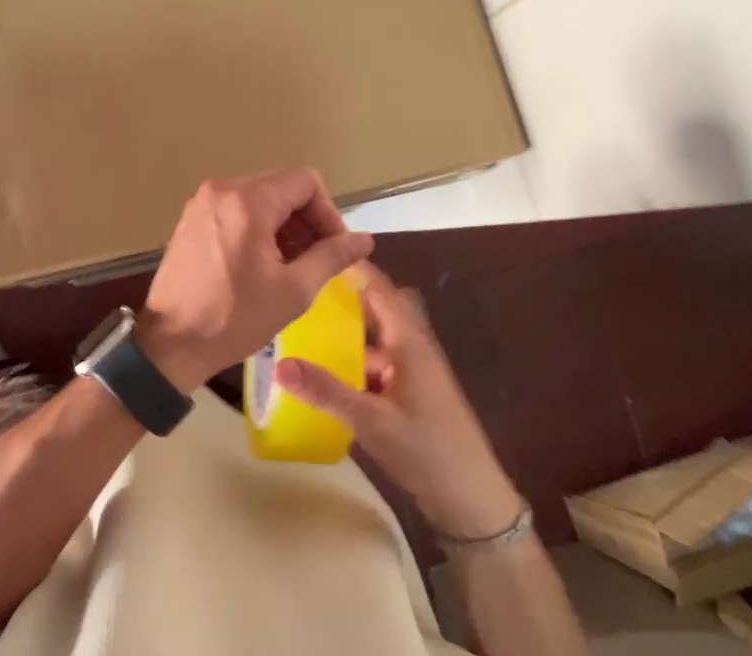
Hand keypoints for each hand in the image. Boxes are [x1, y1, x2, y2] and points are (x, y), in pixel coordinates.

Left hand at [137, 169, 374, 394]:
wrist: (170, 344)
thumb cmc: (234, 318)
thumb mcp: (293, 291)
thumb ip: (332, 257)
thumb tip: (364, 239)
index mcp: (248, 202)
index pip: (306, 182)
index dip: (328, 213)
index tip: (333, 248)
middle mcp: (222, 190)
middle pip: (282, 187)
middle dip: (306, 220)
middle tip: (316, 260)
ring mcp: (203, 203)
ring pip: (260, 198)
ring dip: (283, 226)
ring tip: (290, 267)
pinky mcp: (192, 219)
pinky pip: (237, 210)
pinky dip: (258, 228)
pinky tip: (261, 265)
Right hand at [276, 263, 522, 538]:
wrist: (471, 499)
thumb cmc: (427, 451)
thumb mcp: (371, 421)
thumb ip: (326, 391)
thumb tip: (280, 363)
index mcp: (410, 343)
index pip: (380, 289)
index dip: (353, 268)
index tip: (315, 251)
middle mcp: (413, 350)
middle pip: (379, 310)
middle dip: (345, 299)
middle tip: (304, 293)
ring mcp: (413, 374)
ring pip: (376, 341)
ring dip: (347, 334)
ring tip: (303, 330)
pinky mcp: (410, 397)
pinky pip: (377, 367)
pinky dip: (353, 364)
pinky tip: (325, 378)